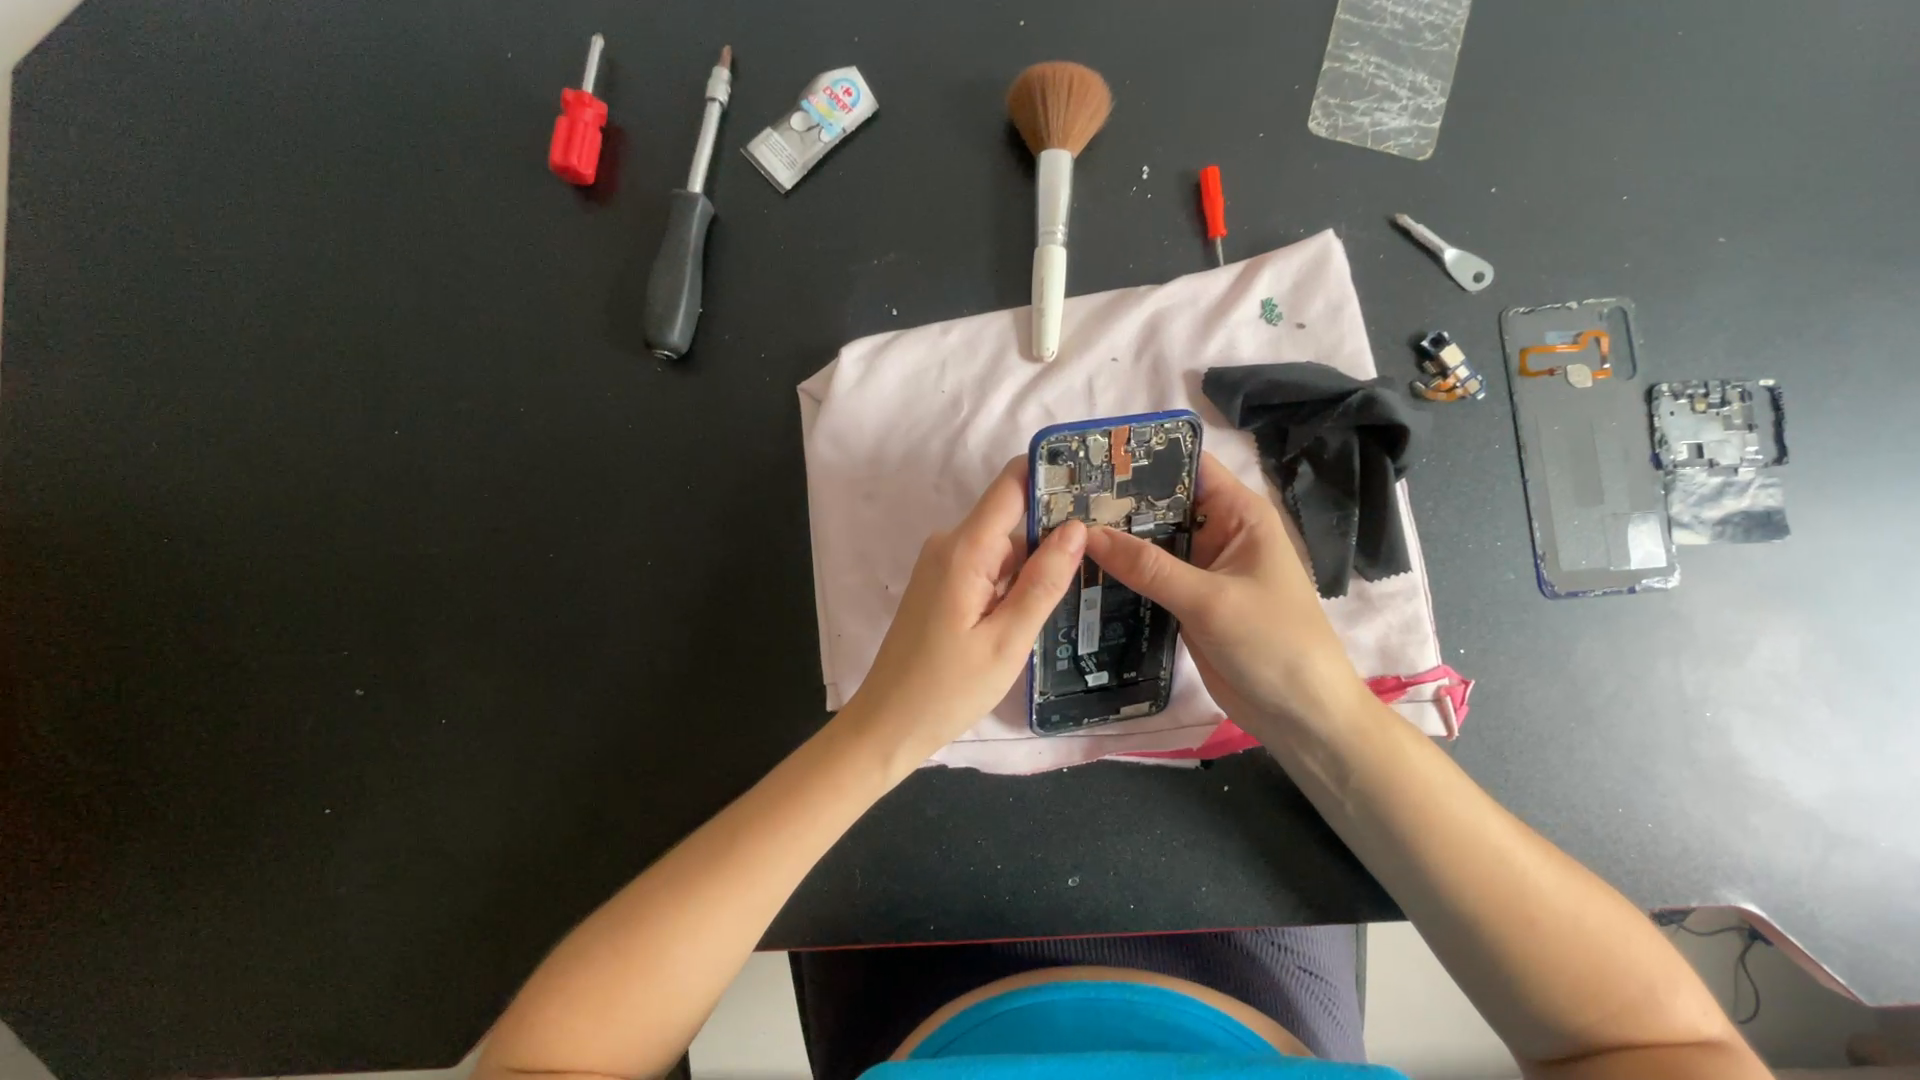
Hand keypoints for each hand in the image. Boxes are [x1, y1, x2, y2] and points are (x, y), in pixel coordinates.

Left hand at [839, 458, 1085, 765]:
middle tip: (1110, 545)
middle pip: (1013, 518)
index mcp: (964, 550)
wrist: (887, 724)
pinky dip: (1017, 581)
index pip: (1011, 485)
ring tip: (1089, 575)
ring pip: (1005, 547)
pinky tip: (1045, 602)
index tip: (1096, 479)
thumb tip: (1077, 528)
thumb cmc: (947, 689)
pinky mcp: (944, 585)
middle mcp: (951, 545)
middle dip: (1056, 529)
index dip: (1052, 475)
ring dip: (1038, 561)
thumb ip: (1043, 582)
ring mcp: (944, 565)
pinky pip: (989, 568)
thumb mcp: (1007, 641)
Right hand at [1084, 452, 1367, 735]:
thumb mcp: (1209, 600)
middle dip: (1115, 501)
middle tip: (1055, 499)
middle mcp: (1217, 533)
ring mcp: (1201, 569)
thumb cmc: (1273, 644)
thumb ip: (1148, 566)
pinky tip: (1079, 572)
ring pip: (1150, 543)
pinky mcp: (1187, 602)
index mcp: (1238, 514)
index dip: (1142, 457)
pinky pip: (1148, 578)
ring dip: (1113, 540)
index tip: (1088, 459)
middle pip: (1160, 503)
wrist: (1300, 714)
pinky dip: (1120, 575)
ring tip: (1056, 530)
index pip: (1187, 466)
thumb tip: (1085, 534)